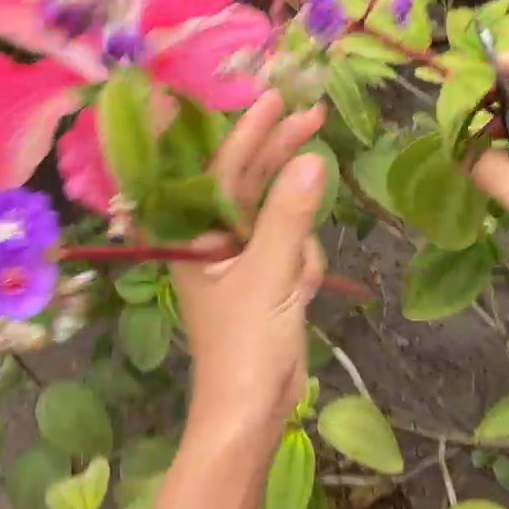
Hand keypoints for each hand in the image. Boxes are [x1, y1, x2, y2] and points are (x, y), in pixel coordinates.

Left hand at [170, 90, 329, 431]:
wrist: (254, 408)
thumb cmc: (246, 343)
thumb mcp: (270, 274)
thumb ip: (289, 215)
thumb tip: (311, 161)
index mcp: (195, 235)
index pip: (224, 170)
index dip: (251, 132)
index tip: (278, 100)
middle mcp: (212, 239)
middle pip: (251, 182)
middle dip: (281, 154)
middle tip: (313, 115)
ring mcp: (240, 258)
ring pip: (281, 217)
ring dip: (298, 241)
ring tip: (297, 281)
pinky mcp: (265, 276)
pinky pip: (294, 247)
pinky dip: (305, 264)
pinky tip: (302, 293)